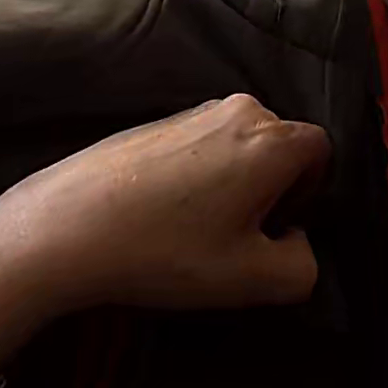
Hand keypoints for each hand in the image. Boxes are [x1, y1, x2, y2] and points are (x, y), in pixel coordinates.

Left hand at [0, 95, 328, 371]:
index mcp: (273, 140)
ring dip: (240, 175)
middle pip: (284, 142)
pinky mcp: (165, 115)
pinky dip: (208, 165)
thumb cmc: (168, 249)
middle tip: (236, 230)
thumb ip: (302, 266)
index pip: (321, 149)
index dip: (310, 189)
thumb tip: (295, 238)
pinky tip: (167, 205)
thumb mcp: (250, 279)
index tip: (275, 224)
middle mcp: (244, 110)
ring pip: (246, 139)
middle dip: (275, 184)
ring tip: (197, 220)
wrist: (67, 223)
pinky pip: (211, 137)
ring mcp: (200, 108)